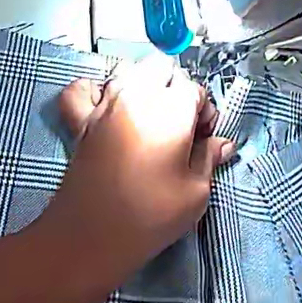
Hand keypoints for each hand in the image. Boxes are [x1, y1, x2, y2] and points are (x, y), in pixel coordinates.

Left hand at [28, 58, 234, 302]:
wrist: (93, 233)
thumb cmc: (151, 214)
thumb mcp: (195, 192)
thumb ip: (208, 158)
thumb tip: (221, 143)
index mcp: (169, 109)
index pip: (192, 87)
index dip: (202, 109)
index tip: (203, 135)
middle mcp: (135, 96)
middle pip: (159, 68)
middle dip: (174, 88)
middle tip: (180, 124)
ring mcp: (103, 105)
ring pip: (126, 73)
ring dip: (142, 86)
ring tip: (150, 120)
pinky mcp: (80, 120)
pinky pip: (81, 90)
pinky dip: (92, 91)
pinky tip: (104, 108)